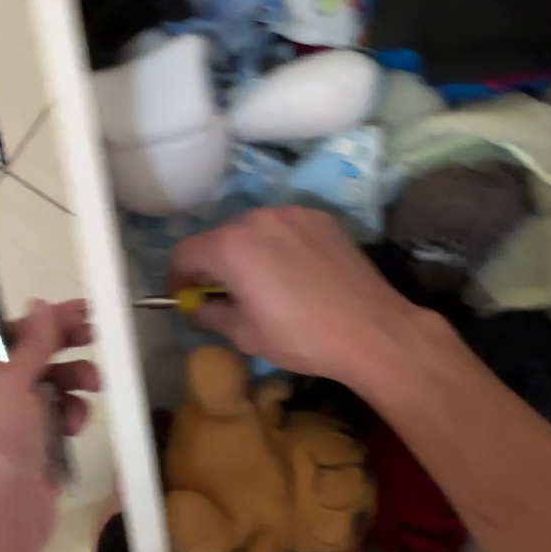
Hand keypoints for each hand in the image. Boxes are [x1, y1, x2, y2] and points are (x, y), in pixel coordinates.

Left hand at [0, 299, 96, 520]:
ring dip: (75, 382)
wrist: (3, 519)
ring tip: (94, 384)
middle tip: (98, 334)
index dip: (45, 322)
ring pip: (55, 384)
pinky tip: (76, 425)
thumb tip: (40, 302)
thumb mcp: (10, 383)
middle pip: (35, 357)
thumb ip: (31, 342)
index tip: (81, 312)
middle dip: (66, 349)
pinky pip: (62, 414)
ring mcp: (15, 422)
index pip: (10, 335)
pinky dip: (73, 414)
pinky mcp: (39, 444)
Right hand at [167, 207, 422, 385]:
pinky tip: (294, 273)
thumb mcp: (246, 335)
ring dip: (246, 252)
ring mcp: (292, 214)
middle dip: (213, 265)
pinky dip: (278, 245)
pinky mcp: (320, 218)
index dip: (178, 278)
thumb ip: (211, 315)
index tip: (186, 298)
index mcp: (231, 246)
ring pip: (253, 230)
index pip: (184, 253)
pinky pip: (284, 228)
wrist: (372, 329)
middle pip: (218, 238)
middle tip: (223, 294)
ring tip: (262, 283)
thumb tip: (198, 308)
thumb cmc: (301, 337)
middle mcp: (257, 219)